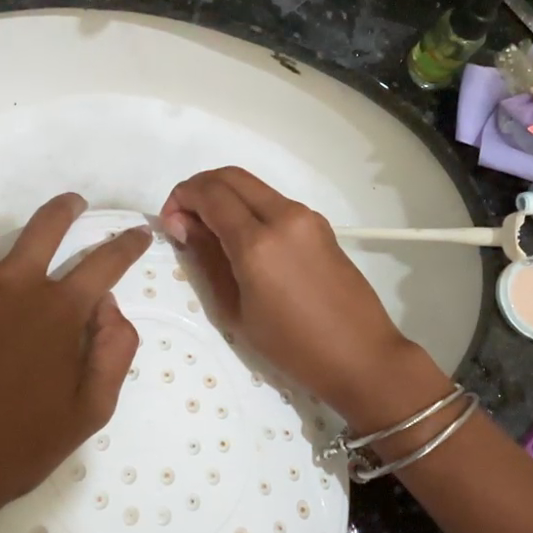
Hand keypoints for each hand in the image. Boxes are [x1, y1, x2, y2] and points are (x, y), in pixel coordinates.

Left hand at [0, 193, 150, 513]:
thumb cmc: (16, 447)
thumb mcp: (89, 412)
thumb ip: (115, 353)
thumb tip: (110, 307)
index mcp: (59, 310)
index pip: (106, 260)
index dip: (128, 243)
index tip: (138, 233)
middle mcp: (13, 284)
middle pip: (47, 222)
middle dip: (68, 207)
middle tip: (74, 207)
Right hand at [159, 168, 439, 422]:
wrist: (361, 355)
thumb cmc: (292, 347)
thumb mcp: (236, 310)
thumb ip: (207, 259)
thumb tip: (183, 224)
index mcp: (258, 241)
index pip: (209, 194)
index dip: (181, 199)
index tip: (170, 223)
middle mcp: (283, 215)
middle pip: (230, 176)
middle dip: (200, 188)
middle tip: (184, 218)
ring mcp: (306, 216)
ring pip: (253, 185)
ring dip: (225, 195)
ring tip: (210, 231)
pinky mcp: (320, 224)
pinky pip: (274, 202)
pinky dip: (249, 206)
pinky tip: (242, 239)